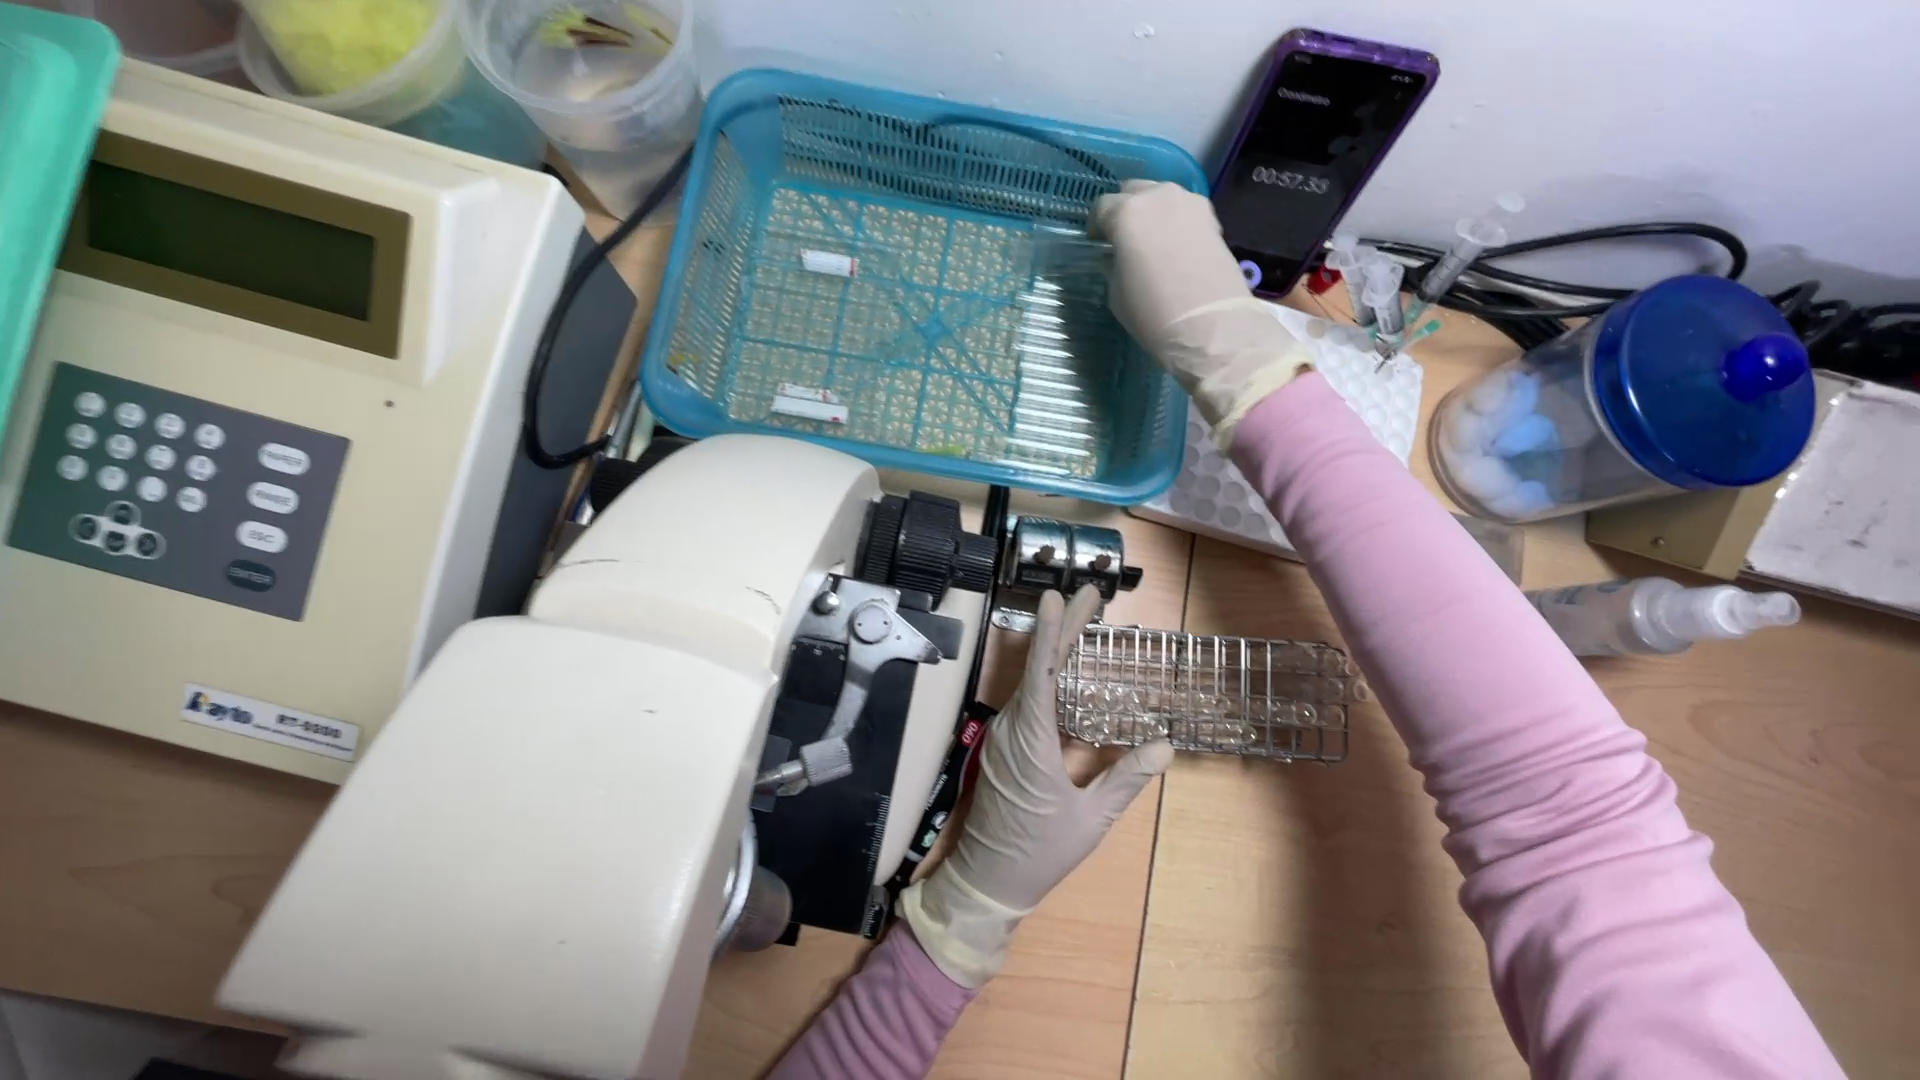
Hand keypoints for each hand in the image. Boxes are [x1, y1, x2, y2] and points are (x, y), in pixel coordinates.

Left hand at [898, 585, 1172, 988]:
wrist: (988, 881)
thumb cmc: (1039, 853)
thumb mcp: (1090, 819)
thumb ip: (1125, 779)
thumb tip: (1166, 746)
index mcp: (1031, 741)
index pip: (1041, 674)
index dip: (1051, 632)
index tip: (1058, 596)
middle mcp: (1013, 729)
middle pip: (1039, 668)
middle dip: (1062, 629)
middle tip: (1088, 595)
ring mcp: (1005, 737)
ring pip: (1032, 683)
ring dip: (1056, 651)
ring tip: (1082, 621)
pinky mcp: (1007, 747)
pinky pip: (1030, 704)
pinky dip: (1050, 680)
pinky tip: (1069, 672)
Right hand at [1091, 180, 1312, 447]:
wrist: (1209, 325)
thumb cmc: (1152, 311)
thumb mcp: (1116, 292)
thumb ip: (1112, 264)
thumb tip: (1115, 255)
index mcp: (1126, 213)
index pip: (1102, 207)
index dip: (1096, 226)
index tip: (1097, 243)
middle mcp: (1158, 196)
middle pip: (1134, 191)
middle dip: (1124, 210)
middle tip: (1123, 238)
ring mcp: (1189, 203)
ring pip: (1162, 197)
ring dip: (1152, 213)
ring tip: (1150, 241)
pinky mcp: (1212, 218)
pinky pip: (1184, 211)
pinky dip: (1175, 221)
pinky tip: (1174, 247)